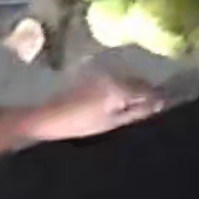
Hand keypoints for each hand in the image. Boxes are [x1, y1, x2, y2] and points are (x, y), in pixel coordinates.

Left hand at [17, 75, 163, 143]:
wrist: (36, 118)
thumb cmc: (74, 124)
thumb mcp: (109, 123)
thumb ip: (138, 112)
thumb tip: (162, 103)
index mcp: (123, 89)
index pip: (152, 91)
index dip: (155, 100)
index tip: (155, 108)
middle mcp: (118, 77)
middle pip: (143, 82)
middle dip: (144, 92)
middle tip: (138, 106)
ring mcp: (105, 74)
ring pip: (130, 79)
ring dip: (132, 88)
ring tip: (123, 102)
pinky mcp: (95, 75)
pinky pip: (117, 78)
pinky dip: (119, 85)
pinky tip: (110, 96)